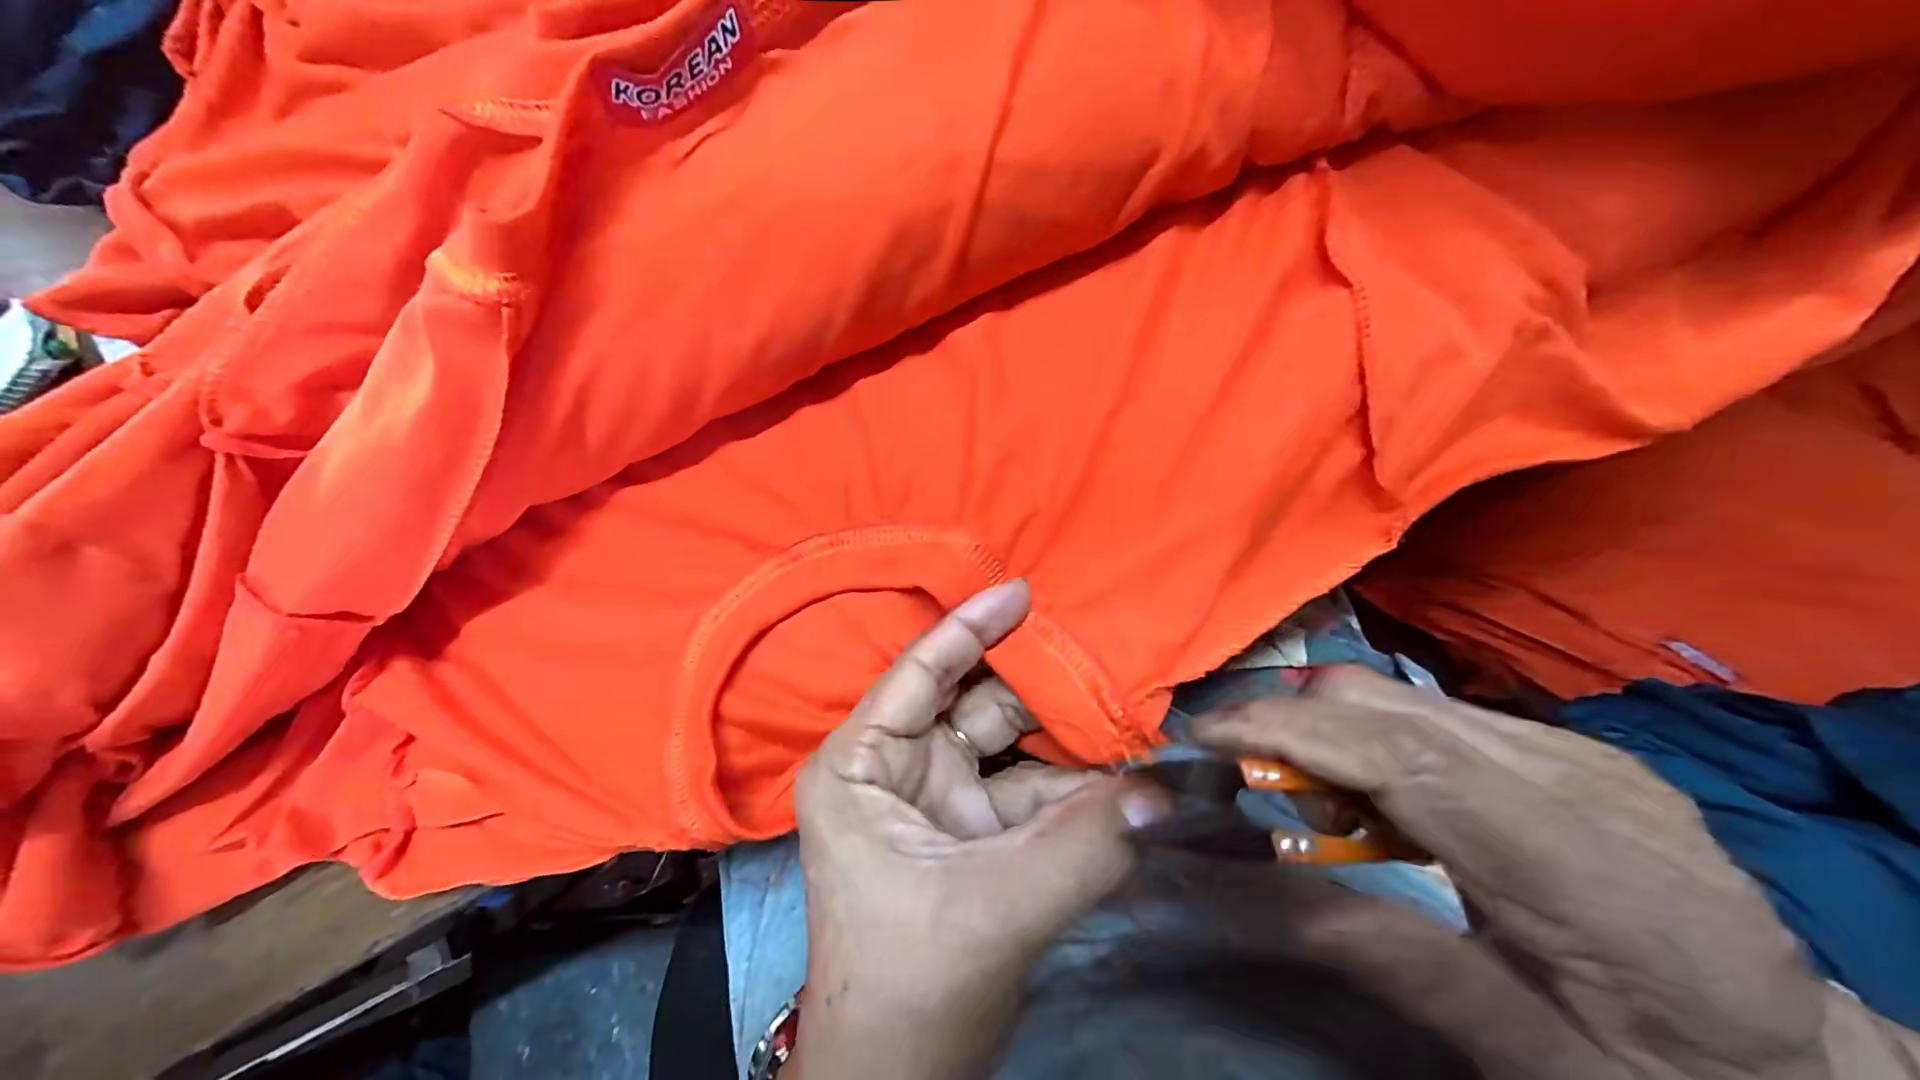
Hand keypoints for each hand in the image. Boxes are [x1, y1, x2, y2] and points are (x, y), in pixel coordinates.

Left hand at [788, 580, 1165, 1079]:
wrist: (901, 1079)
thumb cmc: (909, 985)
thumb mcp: (991, 906)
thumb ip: (1082, 846)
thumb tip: (1164, 792)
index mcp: (860, 765)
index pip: (919, 673)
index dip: (969, 626)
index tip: (1022, 589)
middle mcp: (895, 769)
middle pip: (970, 701)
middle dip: (1031, 678)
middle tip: (1093, 646)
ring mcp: (938, 800)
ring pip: (1007, 745)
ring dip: (1064, 733)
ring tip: (1126, 707)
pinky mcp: (974, 834)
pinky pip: (1030, 790)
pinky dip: (1074, 785)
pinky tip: (1123, 778)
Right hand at [1195, 667, 1832, 1079]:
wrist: (1803, 1062)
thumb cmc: (1653, 1074)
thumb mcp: (1517, 1048)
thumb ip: (1383, 956)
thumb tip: (1244, 894)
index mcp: (1601, 878)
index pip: (1415, 760)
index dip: (1297, 732)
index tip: (1207, 734)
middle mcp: (1594, 785)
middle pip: (1398, 707)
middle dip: (1292, 722)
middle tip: (1244, 779)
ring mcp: (1585, 754)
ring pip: (1405, 695)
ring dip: (1327, 729)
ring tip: (1315, 802)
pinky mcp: (1569, 745)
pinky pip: (1433, 712)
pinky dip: (1370, 737)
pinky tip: (1379, 799)